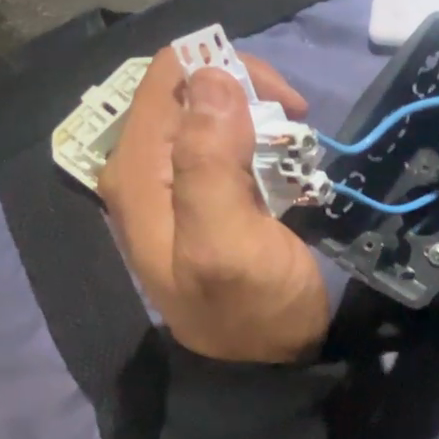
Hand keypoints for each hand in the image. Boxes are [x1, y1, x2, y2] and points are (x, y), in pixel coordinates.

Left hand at [98, 48, 329, 363]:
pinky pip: (232, 147)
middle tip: (299, 127)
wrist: (263, 365)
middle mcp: (148, 168)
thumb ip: (210, 163)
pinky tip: (291, 171)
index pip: (170, 77)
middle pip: (191, 90)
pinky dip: (266, 147)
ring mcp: (178, 184)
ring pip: (215, 116)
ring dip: (263, 123)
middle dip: (250, 96)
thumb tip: (213, 78)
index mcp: (138, 170)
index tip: (285, 107)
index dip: (229, 74)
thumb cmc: (248, 308)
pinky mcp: (210, 199)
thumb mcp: (226, 242)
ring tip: (300, 152)